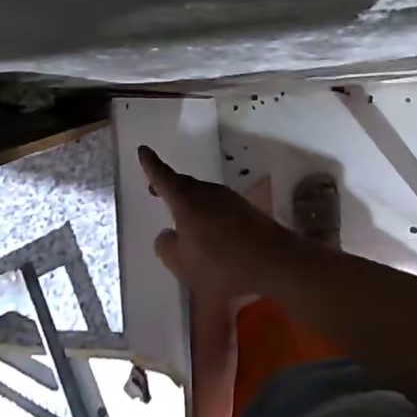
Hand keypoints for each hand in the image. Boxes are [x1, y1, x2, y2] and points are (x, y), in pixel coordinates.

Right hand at [140, 145, 300, 301]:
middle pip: (183, 184)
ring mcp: (228, 198)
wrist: (274, 260)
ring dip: (188, 201)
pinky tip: (207, 230)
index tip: (143, 150)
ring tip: (180, 217)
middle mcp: (207, 193)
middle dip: (168, 186)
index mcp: (187, 202)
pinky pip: (216, 204)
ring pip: (201, 194)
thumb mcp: (183, 265)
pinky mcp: (244, 209)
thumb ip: (167, 248)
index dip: (151, 165)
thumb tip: (167, 234)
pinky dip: (205, 211)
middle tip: (155, 189)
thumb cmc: (222, 265)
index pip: (163, 178)